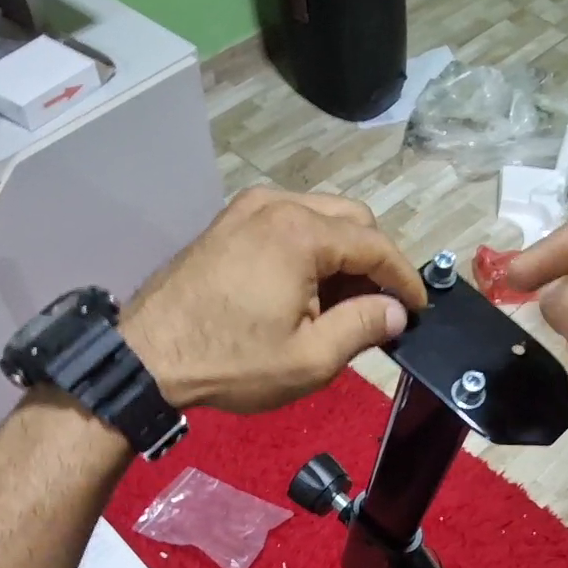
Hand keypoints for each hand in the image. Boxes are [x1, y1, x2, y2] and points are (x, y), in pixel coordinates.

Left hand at [119, 188, 426, 413]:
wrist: (148, 356)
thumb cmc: (232, 362)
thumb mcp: (310, 359)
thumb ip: (362, 327)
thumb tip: (396, 312)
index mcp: (302, 233)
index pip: (375, 244)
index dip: (404, 278)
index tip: (419, 308)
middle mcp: (277, 205)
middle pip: (351, 219)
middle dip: (375, 261)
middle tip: (382, 306)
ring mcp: (247, 209)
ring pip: (319, 217)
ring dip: (342, 254)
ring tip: (345, 303)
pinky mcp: (228, 223)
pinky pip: (287, 224)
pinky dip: (310, 249)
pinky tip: (308, 289)